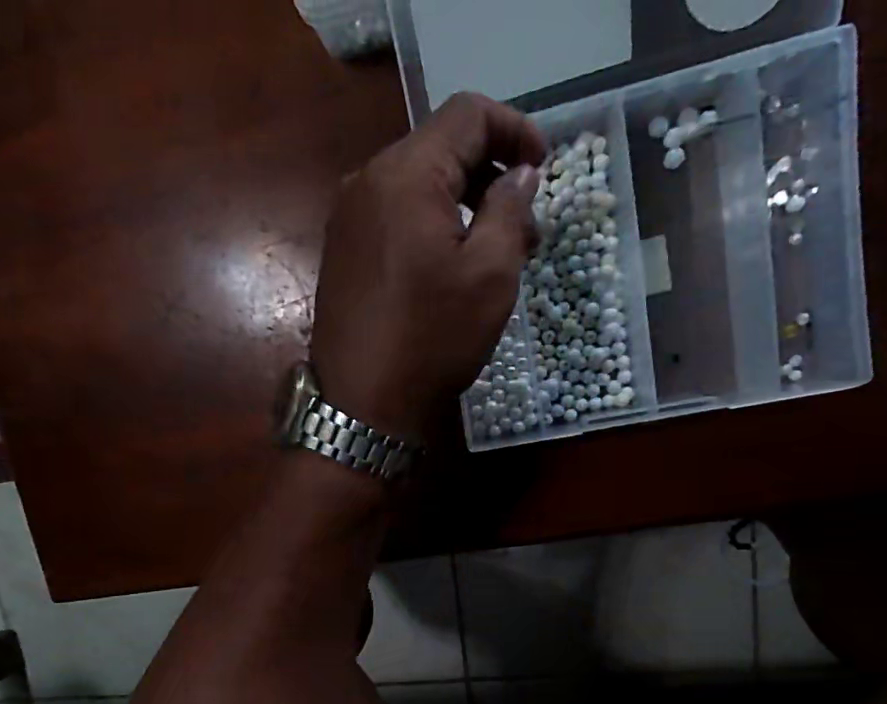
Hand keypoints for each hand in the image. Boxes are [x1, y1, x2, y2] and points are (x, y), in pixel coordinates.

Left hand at [309, 92, 548, 441]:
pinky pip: (393, 215)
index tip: (544, 169)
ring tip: (496, 252)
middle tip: (526, 227)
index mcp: (403, 175)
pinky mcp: (342, 251)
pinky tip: (451, 265)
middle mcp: (365, 182)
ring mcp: (347, 219)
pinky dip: (430, 223)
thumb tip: (518, 174)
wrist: (360, 405)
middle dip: (491, 173)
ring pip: (416, 183)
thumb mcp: (490, 274)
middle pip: (439, 147)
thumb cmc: (431, 339)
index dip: (515, 129)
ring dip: (462, 202)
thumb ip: (510, 208)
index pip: (467, 114)